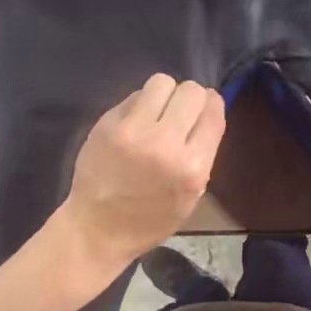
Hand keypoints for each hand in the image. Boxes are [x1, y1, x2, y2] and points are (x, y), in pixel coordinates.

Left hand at [57, 74, 226, 267]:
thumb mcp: (192, 195)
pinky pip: (134, 95)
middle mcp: (164, 144)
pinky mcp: (108, 124)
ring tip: (158, 111)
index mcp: (191, 168)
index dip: (212, 104)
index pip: (212, 112)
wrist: (98, 227)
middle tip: (180, 112)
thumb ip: (203, 153)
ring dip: (165, 93)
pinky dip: (140, 103)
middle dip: (190, 98)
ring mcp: (132, 131)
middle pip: (191, 91)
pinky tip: (136, 121)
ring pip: (162, 82)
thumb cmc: (150, 219)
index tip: (205, 108)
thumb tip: (206, 112)